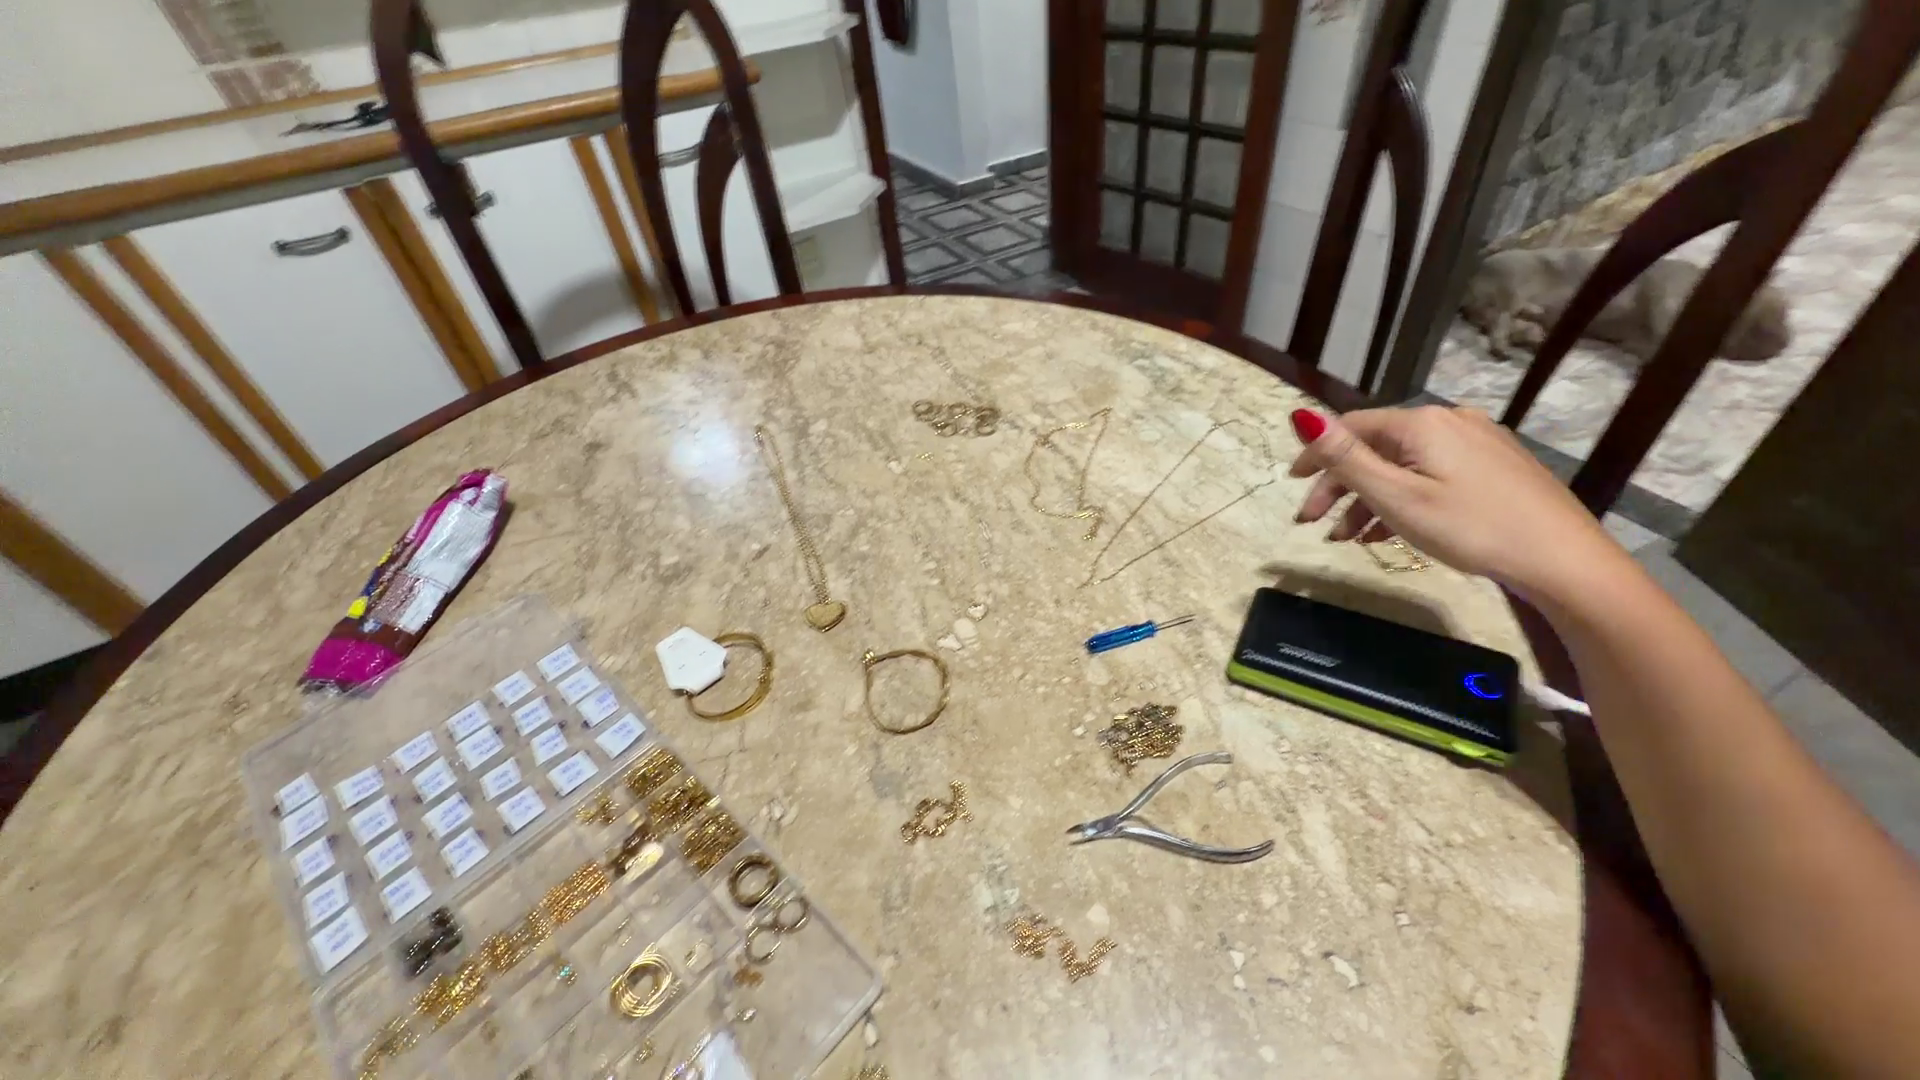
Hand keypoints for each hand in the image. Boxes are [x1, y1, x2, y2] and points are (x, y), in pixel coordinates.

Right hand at [1288, 405, 1621, 595]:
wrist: (1562, 559)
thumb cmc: (1470, 527)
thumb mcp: (1396, 496)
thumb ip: (1346, 457)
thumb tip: (1300, 415)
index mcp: (1421, 424)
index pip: (1351, 427)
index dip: (1316, 454)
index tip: (1292, 484)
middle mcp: (1448, 422)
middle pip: (1376, 448)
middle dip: (1338, 485)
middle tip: (1313, 523)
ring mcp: (1476, 443)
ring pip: (1403, 466)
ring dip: (1367, 499)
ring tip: (1347, 538)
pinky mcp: (1494, 468)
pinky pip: (1430, 476)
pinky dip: (1402, 500)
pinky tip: (1389, 532)